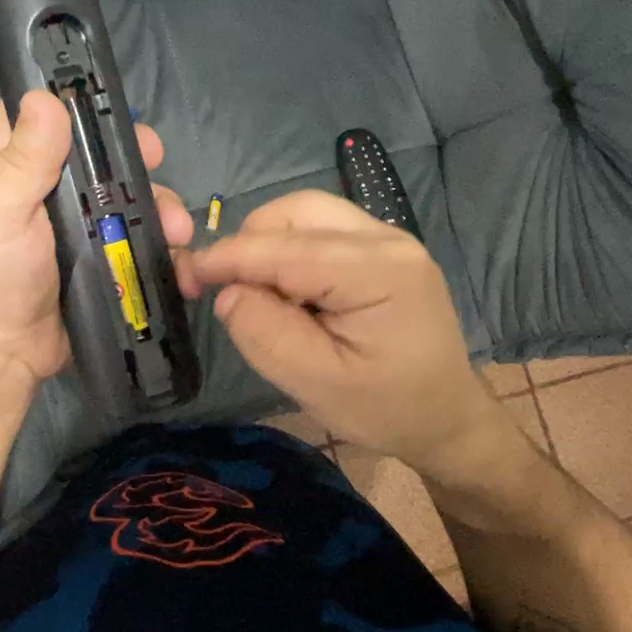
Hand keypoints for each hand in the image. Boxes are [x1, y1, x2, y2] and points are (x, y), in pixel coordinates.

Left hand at [0, 90, 193, 384]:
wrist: (6, 353)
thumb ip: (24, 158)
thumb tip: (45, 97)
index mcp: (10, 164)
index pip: (39, 111)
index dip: (74, 97)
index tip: (110, 98)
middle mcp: (46, 185)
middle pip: (97, 149)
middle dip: (133, 151)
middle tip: (157, 156)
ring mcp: (78, 220)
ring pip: (127, 190)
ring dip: (158, 200)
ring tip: (178, 226)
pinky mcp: (102, 252)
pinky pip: (139, 231)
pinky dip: (161, 236)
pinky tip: (178, 251)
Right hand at [188, 190, 501, 472]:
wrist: (446, 418)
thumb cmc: (387, 409)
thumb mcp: (317, 385)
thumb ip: (266, 334)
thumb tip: (228, 292)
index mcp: (379, 271)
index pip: (285, 249)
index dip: (228, 257)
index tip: (184, 274)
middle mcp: (386, 238)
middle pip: (294, 213)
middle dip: (250, 245)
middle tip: (228, 292)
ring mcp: (386, 237)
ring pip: (303, 214)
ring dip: (268, 246)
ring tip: (262, 297)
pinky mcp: (379, 246)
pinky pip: (318, 228)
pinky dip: (288, 250)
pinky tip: (290, 292)